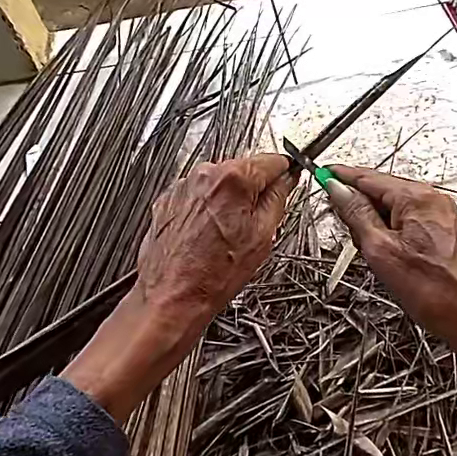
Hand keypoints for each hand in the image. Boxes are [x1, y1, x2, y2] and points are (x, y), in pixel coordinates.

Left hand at [66, 154, 296, 419]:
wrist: (173, 295)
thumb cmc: (212, 274)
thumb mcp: (263, 236)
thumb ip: (279, 198)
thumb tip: (286, 180)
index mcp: (233, 178)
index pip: (272, 160)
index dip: (284, 173)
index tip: (288, 181)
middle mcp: (205, 175)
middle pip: (244, 170)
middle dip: (253, 191)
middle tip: (255, 223)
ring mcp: (183, 186)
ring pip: (220, 183)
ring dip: (229, 201)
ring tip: (227, 235)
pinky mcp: (169, 200)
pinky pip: (199, 196)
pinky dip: (207, 210)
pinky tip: (208, 237)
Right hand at [323, 165, 456, 381]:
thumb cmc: (434, 291)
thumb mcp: (380, 250)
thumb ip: (357, 215)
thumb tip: (338, 190)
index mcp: (417, 198)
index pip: (369, 177)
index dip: (342, 176)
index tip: (323, 174)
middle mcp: (433, 200)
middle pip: (383, 189)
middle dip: (357, 202)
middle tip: (337, 216)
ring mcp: (442, 215)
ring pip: (396, 206)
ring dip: (374, 219)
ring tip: (364, 245)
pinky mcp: (445, 232)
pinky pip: (410, 219)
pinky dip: (391, 228)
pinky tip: (384, 249)